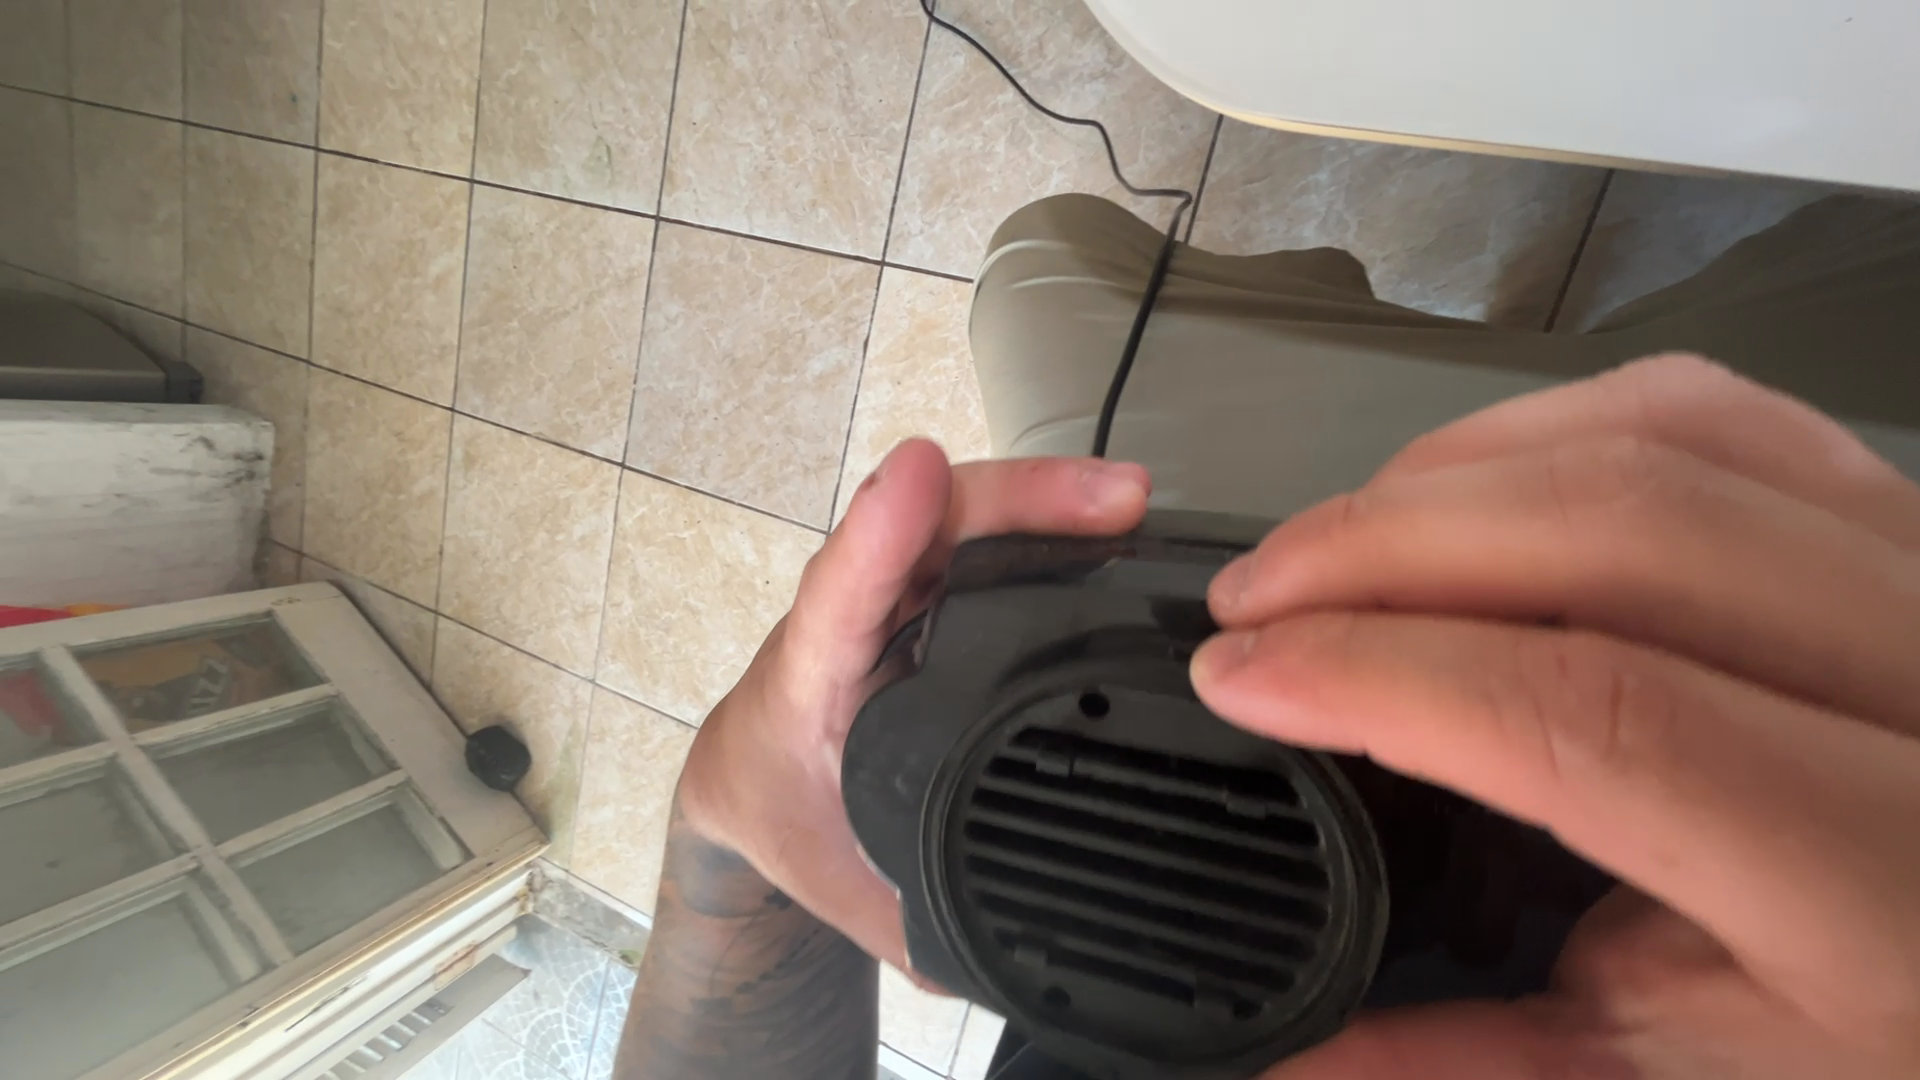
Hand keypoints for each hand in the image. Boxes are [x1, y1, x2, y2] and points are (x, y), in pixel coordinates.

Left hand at [676, 439, 1149, 971]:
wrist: (758, 784)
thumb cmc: (785, 816)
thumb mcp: (833, 876)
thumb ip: (898, 911)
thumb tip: (977, 955)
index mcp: (813, 677)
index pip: (839, 594)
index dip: (878, 535)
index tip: (919, 475)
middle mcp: (859, 618)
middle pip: (928, 527)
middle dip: (1017, 500)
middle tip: (1118, 500)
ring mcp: (902, 598)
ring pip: (963, 519)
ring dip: (1041, 500)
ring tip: (1128, 504)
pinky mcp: (934, 596)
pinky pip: (986, 545)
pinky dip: (1044, 527)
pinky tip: (1107, 533)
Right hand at [1191, 356, 1919, 1077]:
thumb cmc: (1885, 1051)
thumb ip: (1463, 1066)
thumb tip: (1269, 1062)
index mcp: (1900, 896)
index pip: (1585, 717)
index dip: (1372, 671)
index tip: (1229, 669)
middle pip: (1607, 530)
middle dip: (1368, 544)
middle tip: (1247, 595)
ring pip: (1645, 441)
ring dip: (1429, 480)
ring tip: (1322, 547)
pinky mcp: (1896, 505)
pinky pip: (1687, 406)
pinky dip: (1522, 433)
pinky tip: (1440, 491)